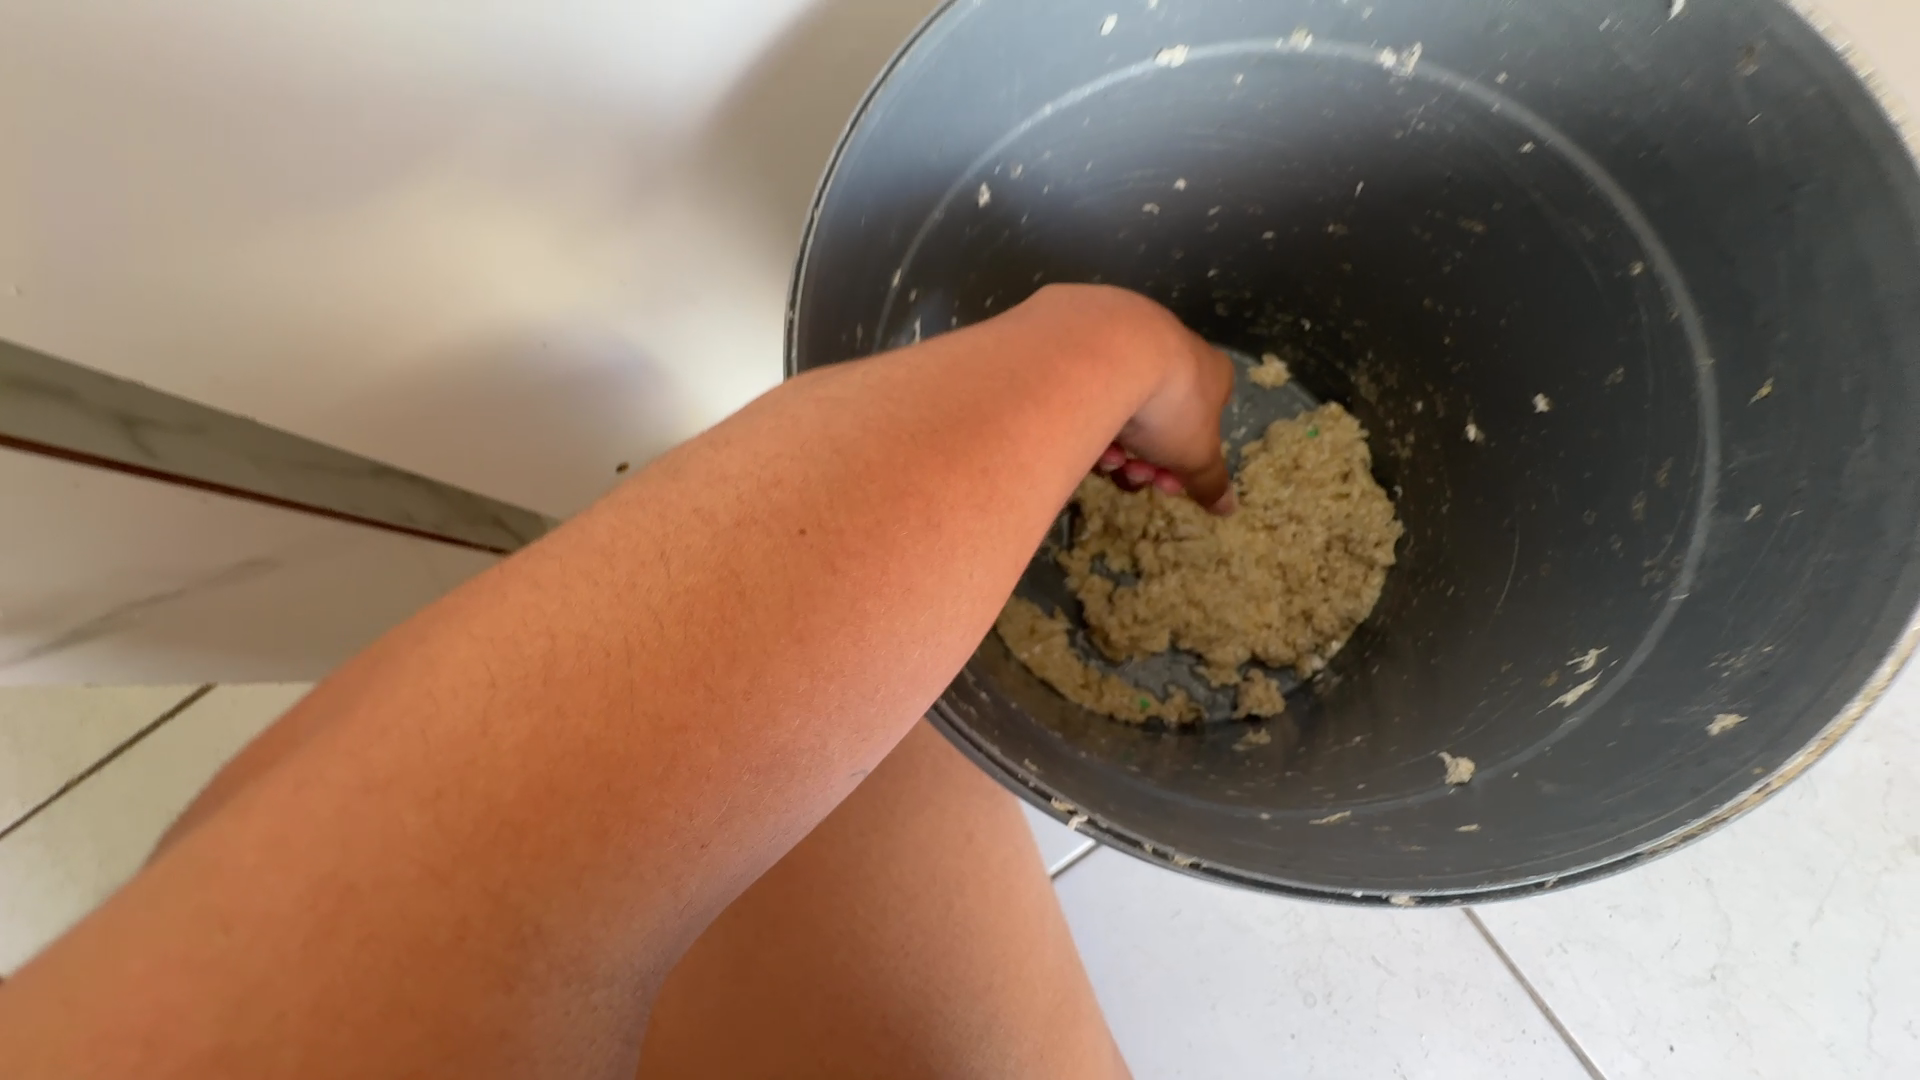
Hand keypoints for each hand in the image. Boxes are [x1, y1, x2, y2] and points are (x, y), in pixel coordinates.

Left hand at [1101, 303, 1237, 515]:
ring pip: (1121, 406)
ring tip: (1105, 457)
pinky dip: (1087, 416)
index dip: (1186, 457)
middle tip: (1135, 474)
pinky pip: (1088, 388)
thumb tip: (1228, 507)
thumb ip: (1209, 481)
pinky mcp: (1082, 339)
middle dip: (1147, 458)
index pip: (1205, 418)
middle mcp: (1170, 348)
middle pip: (1158, 419)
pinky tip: (1081, 431)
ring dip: (1115, 444)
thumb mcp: (1194, 455)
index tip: (1168, 482)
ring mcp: (1126, 339)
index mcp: (1209, 372)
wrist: (1108, 352)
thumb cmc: (1169, 404)